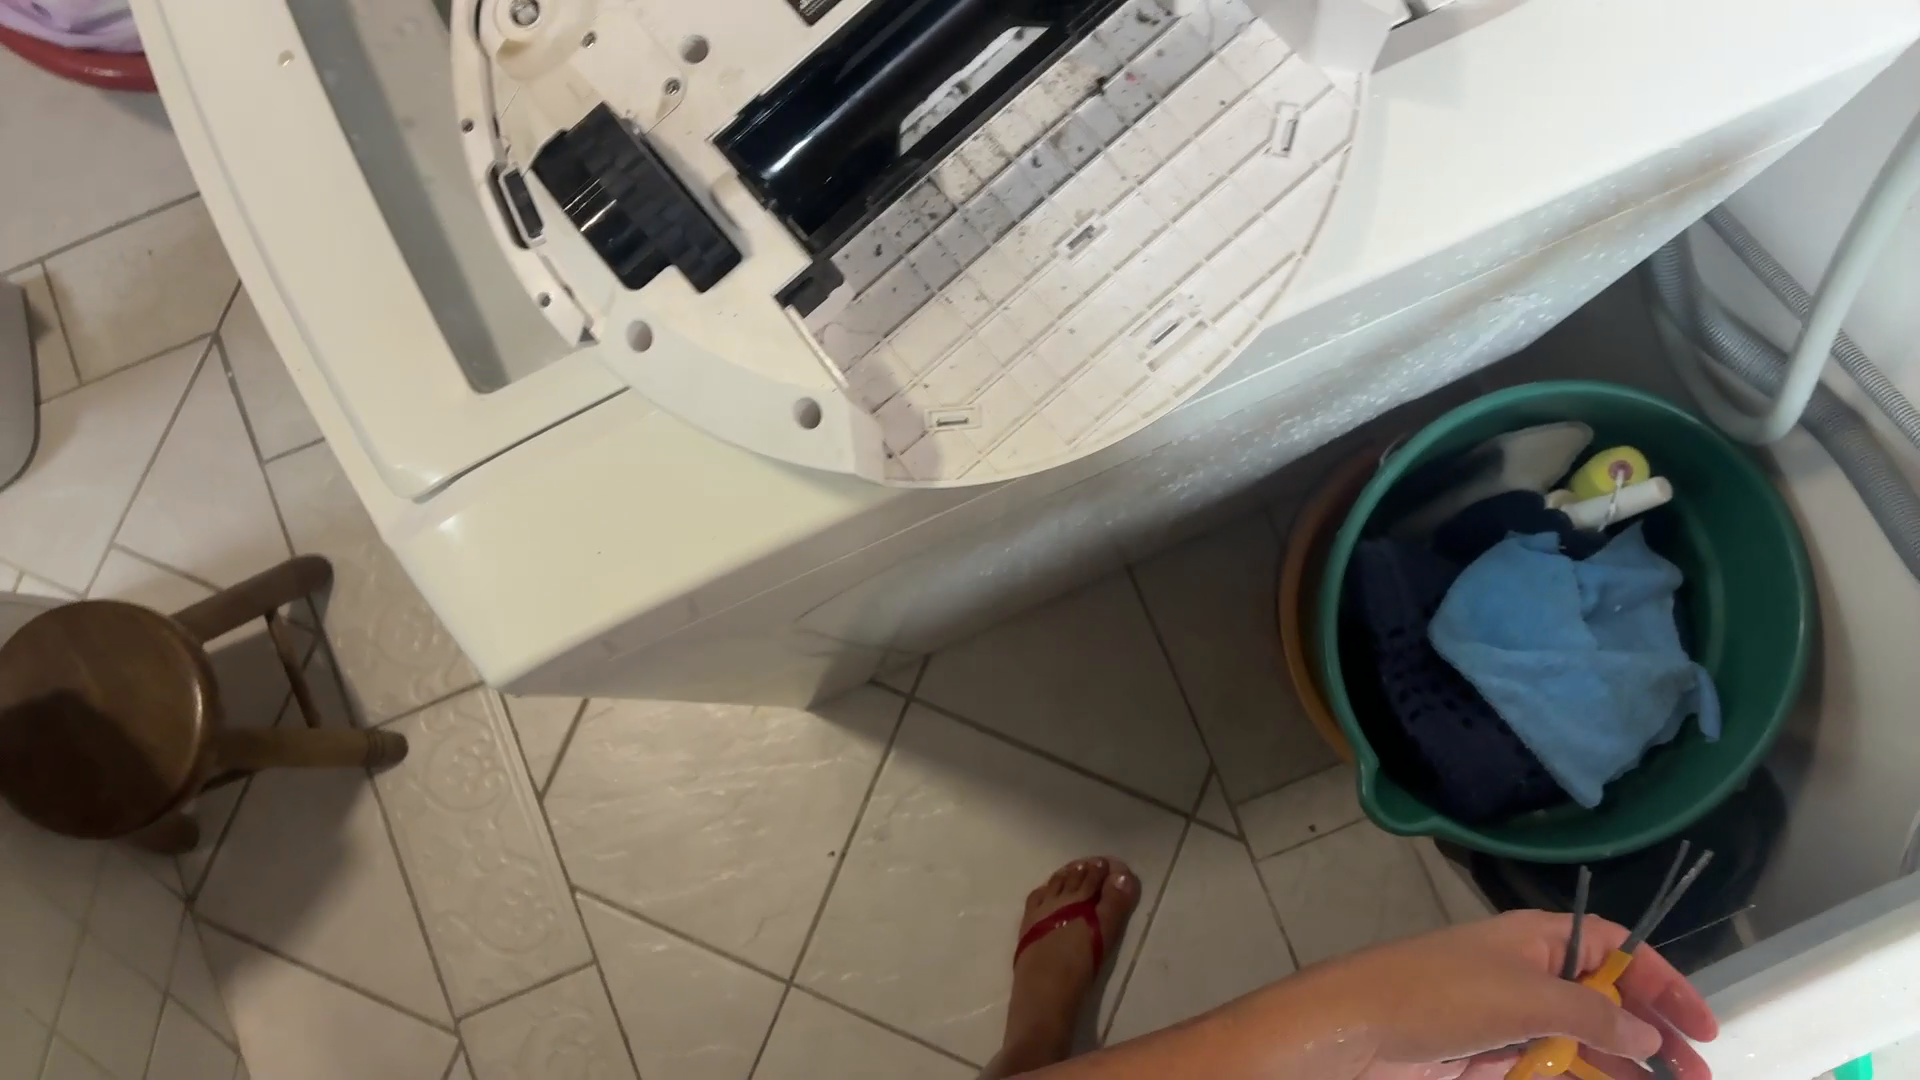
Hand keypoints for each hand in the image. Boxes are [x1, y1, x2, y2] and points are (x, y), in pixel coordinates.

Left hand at [1303, 911, 1716, 1079]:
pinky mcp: (1496, 1056)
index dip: (1656, 976)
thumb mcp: (1523, 997)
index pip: (1606, 944)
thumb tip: (1649, 1032)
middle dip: (1653, 1032)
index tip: (1703, 1026)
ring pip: (1585, 1039)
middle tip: (1698, 1077)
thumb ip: (1591, 1015)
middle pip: (1604, 997)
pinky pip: (1556, 1067)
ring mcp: (1510, 1016)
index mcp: (1528, 939)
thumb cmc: (1439, 995)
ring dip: (1628, 1067)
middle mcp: (1523, 972)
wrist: (1362, 1029)